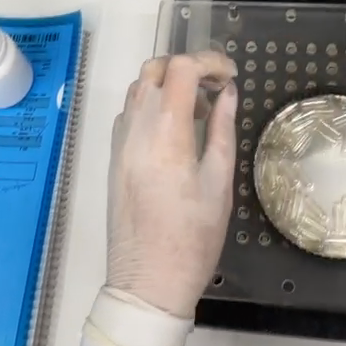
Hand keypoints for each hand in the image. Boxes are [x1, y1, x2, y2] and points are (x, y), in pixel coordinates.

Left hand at [105, 52, 238, 317]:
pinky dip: (151, 105)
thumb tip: (228, 92)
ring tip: (198, 111)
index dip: (210, 62)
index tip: (232, 76)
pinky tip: (174, 130)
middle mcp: (136, 127)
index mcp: (166, 130)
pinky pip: (129, 112)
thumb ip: (223, 129)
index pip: (181, 69)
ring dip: (168, 85)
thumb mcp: (219, 181)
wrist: (147, 283)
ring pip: (138, 88)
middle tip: (215, 89)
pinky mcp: (113, 157)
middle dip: (187, 68)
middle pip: (154, 69)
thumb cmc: (193, 236)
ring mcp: (120, 141)